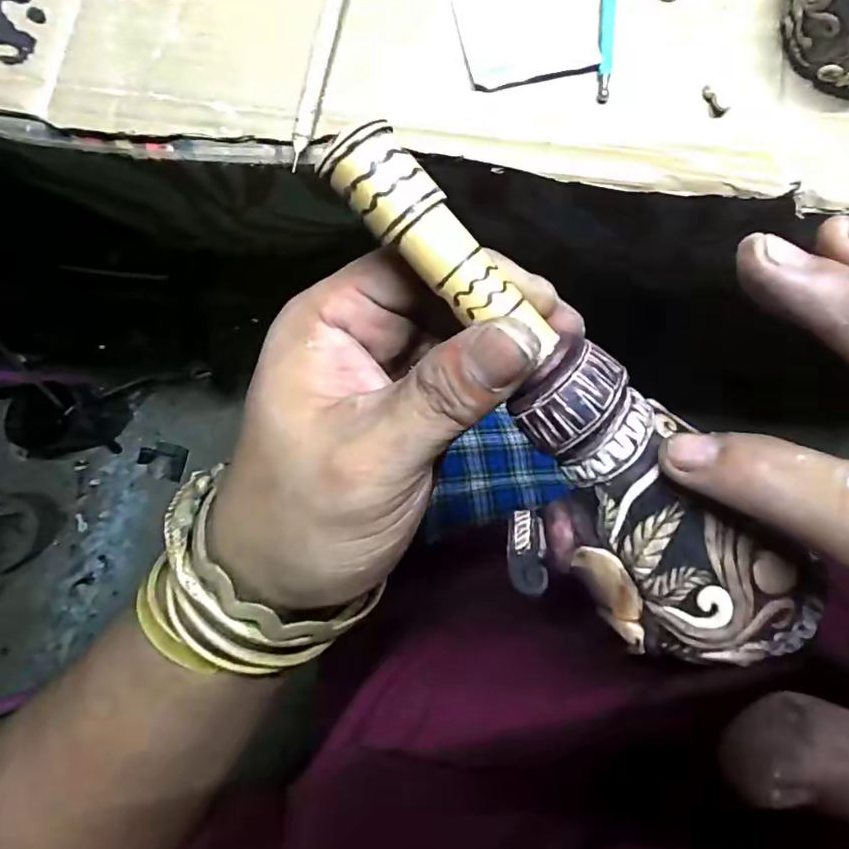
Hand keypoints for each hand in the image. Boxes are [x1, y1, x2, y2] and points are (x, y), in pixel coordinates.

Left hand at [208, 250, 582, 610]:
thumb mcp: (374, 454)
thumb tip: (522, 334)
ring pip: (455, 329)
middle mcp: (356, 330)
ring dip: (507, 335)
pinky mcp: (410, 400)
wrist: (281, 581)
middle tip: (565, 323)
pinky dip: (499, 370)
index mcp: (327, 322)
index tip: (534, 296)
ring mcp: (385, 365)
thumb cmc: (307, 516)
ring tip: (567, 344)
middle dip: (499, 303)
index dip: (469, 270)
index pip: (403, 267)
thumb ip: (445, 393)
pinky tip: (538, 373)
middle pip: (436, 292)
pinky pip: (461, 369)